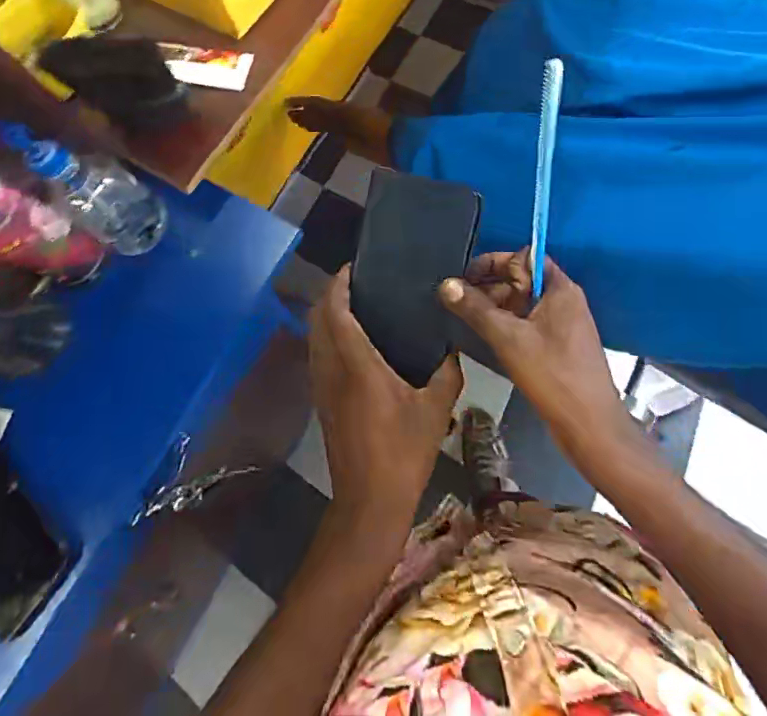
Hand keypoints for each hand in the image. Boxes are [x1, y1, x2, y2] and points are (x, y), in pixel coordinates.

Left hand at [308, 267, 463, 527]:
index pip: (336, 311)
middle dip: (331, 294)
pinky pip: (317, 354)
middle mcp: (330, 368)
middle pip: (317, 317)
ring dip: (327, 315)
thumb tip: (452, 347)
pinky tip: (353, 342)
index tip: (353, 267)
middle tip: (358, 282)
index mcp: (356, 364)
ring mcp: (321, 384)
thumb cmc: (403, 452)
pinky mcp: (321, 399)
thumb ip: (446, 373)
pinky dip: (327, 336)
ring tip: (357, 305)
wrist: (369, 499)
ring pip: (314, 336)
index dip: (339, 284)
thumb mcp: (435, 410)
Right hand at [439, 251, 643, 466]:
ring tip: (469, 318)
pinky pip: (530, 323)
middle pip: (523, 279)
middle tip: (462, 300)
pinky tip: (489, 337)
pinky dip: (509, 324)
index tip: (467, 277)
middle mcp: (565, 301)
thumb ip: (475, 308)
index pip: (525, 257)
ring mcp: (565, 325)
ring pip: (525, 303)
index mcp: (560, 290)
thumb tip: (446, 284)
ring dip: (497, 306)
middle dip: (491, 285)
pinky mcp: (561, 347)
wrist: (590, 426)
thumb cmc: (552, 374)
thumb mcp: (507, 337)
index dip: (495, 262)